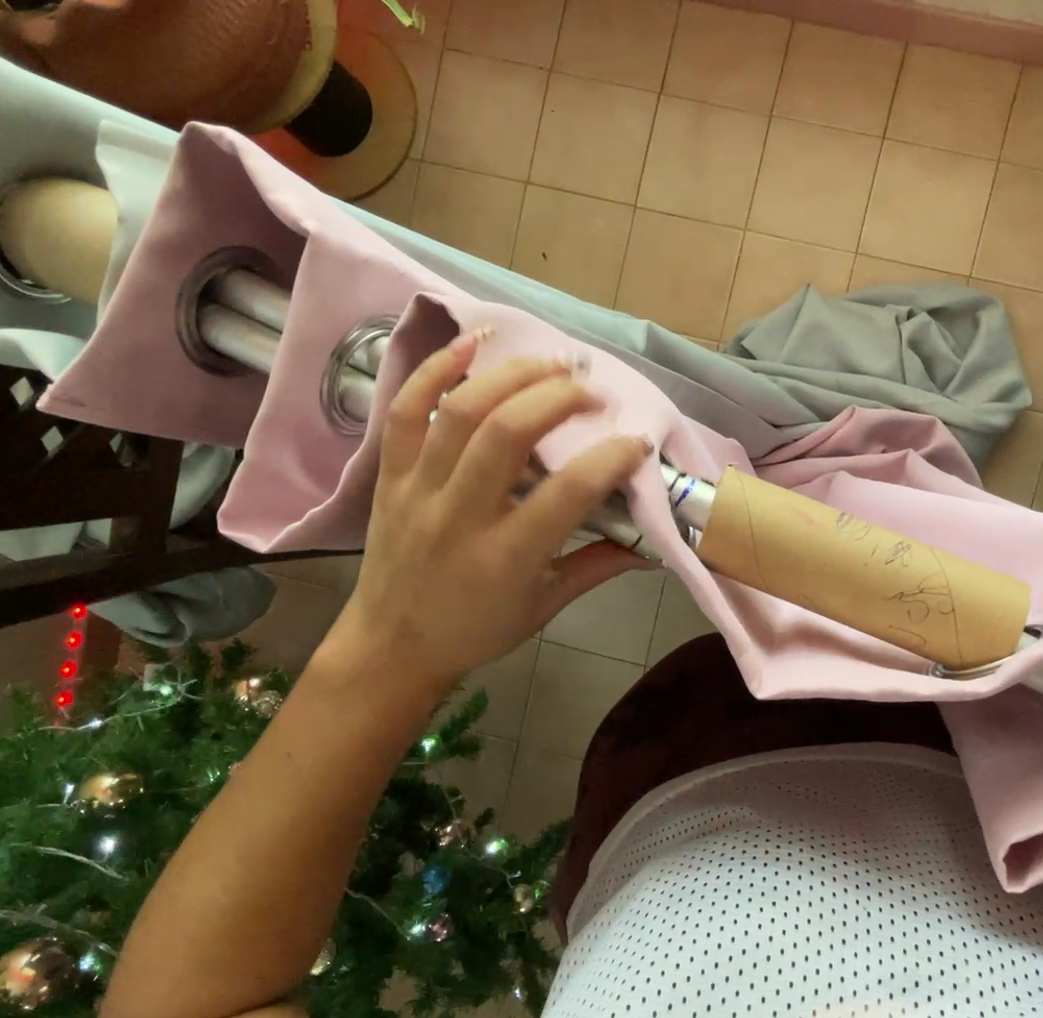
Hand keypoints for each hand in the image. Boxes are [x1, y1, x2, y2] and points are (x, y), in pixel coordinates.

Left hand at [319, 328, 653, 698]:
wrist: (392, 647)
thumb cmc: (476, 630)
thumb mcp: (545, 606)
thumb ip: (598, 567)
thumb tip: (652, 544)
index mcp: (506, 556)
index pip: (569, 492)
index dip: (611, 458)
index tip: (636, 443)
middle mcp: (460, 515)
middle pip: (508, 431)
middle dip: (560, 397)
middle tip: (593, 392)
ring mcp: (418, 490)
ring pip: (460, 411)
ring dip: (511, 375)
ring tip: (551, 363)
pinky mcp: (390, 477)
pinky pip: (404, 412)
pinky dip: (435, 371)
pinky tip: (471, 343)